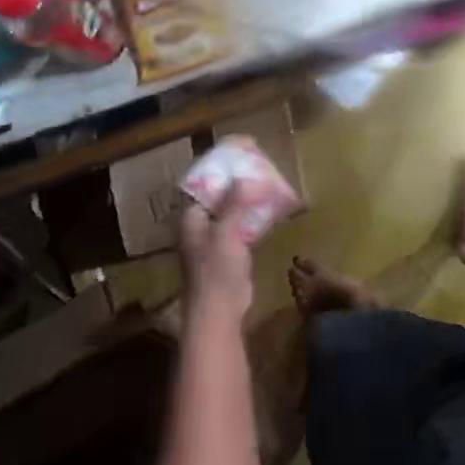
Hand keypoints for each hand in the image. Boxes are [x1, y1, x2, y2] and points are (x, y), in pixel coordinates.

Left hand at [177, 180, 270, 325]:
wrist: (220, 311)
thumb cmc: (217, 270)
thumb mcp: (226, 232)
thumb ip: (235, 203)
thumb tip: (247, 176)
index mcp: (192, 218)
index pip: (204, 185)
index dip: (220, 169)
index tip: (241, 154)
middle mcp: (201, 226)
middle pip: (220, 197)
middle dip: (238, 183)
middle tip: (260, 166)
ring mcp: (216, 240)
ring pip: (233, 212)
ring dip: (248, 199)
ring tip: (269, 181)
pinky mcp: (232, 253)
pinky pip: (244, 227)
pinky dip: (255, 217)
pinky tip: (272, 208)